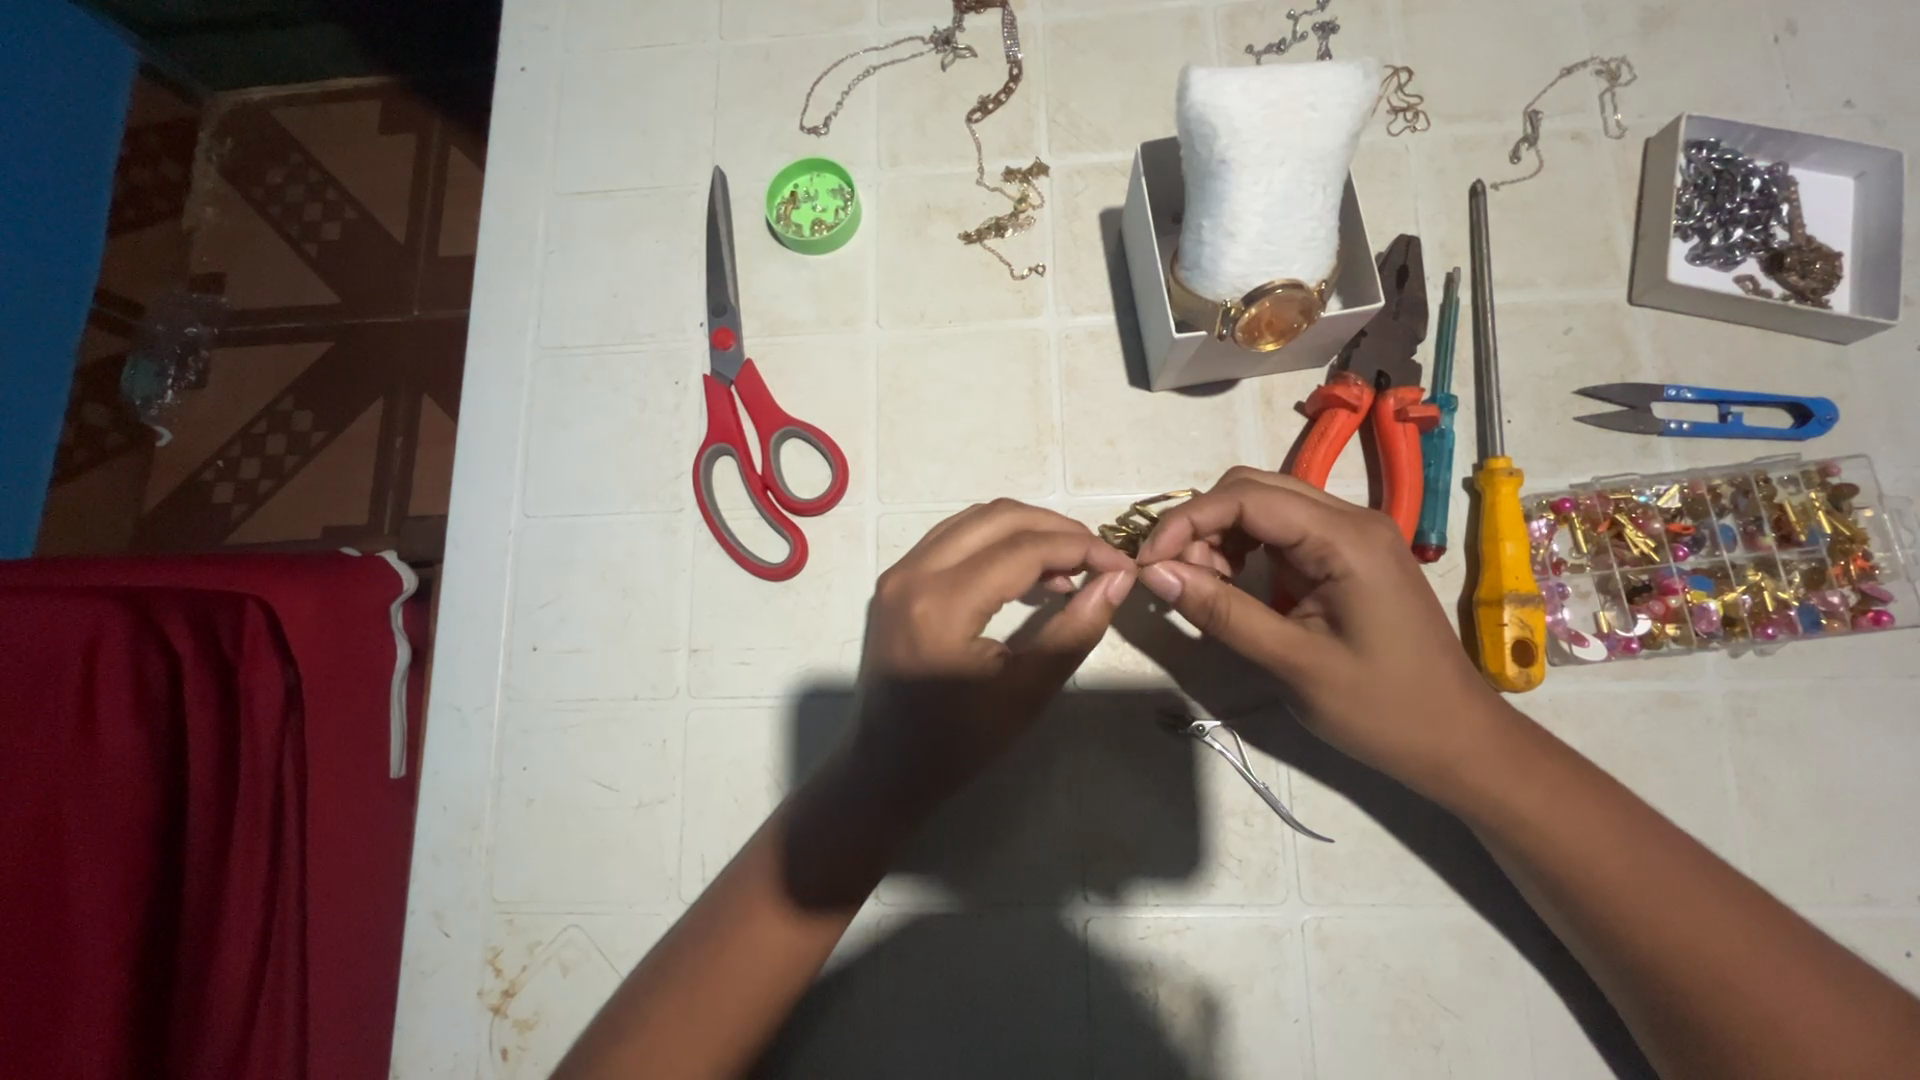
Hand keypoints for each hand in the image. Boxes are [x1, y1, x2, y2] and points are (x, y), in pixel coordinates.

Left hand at [845, 499, 1136, 804]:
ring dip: (1027, 530)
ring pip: (974, 520)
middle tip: (1100, 561)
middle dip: (1057, 530)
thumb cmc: (957, 744)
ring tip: (1069, 566)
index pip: (1024, 549)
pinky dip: (996, 541)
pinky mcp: (895, 582)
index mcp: (942, 604)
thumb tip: (1118, 579)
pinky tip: (1027, 572)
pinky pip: (953, 537)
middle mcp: (913, 573)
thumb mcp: (1025, 693)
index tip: (1123, 567)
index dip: (1082, 549)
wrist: (885, 770)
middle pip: (999, 518)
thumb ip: (1074, 630)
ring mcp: (898, 574)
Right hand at [1133, 468, 1502, 792]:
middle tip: (1173, 577)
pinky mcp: (1345, 556)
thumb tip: (1154, 573)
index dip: (1187, 520)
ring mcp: (1350, 536)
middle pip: (1252, 488)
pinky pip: (1279, 531)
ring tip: (1201, 585)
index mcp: (1346, 538)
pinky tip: (1230, 584)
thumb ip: (1222, 613)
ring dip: (1219, 534)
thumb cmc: (1381, 708)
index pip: (1246, 497)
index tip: (1148, 563)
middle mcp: (1350, 520)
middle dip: (1200, 524)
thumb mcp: (1293, 664)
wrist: (1455, 741)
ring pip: (1263, 504)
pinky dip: (1242, 547)